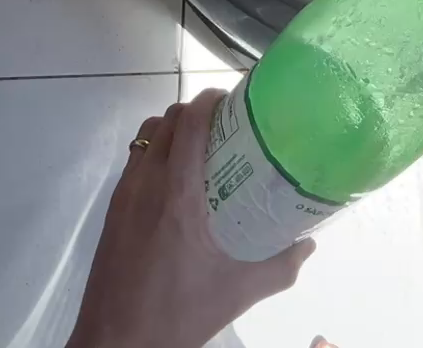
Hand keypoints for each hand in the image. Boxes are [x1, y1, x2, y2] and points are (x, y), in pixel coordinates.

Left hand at [66, 88, 315, 347]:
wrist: (117, 344)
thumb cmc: (179, 313)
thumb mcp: (237, 291)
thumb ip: (279, 265)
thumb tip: (309, 242)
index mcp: (179, 194)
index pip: (190, 122)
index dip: (210, 100)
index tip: (234, 99)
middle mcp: (148, 182)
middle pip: (169, 118)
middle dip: (197, 110)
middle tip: (225, 123)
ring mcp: (126, 192)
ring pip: (148, 134)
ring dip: (174, 126)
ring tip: (200, 142)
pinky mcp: (113, 206)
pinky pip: (136, 157)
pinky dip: (156, 148)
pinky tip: (175, 174)